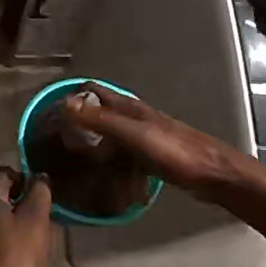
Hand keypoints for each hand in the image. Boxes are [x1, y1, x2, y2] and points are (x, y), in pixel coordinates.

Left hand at [0, 168, 53, 266]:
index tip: (43, 196)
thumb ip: (39, 191)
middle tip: (43, 217)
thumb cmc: (16, 254)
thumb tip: (39, 177)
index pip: (5, 172)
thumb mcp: (35, 218)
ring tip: (35, 237)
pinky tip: (21, 255)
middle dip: (22, 202)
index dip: (26, 179)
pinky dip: (6, 239)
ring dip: (15, 222)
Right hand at [62, 84, 258, 199]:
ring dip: (93, 141)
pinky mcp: (152, 156)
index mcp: (129, 107)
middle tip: (56, 140)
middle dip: (78, 120)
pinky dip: (108, 159)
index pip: (93, 91)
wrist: (215, 175)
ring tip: (72, 159)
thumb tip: (65, 103)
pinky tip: (100, 175)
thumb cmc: (175, 152)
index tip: (50, 114)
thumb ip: (100, 120)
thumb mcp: (133, 135)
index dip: (72, 96)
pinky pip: (121, 153)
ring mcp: (145, 136)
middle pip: (100, 112)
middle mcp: (135, 117)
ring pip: (110, 133)